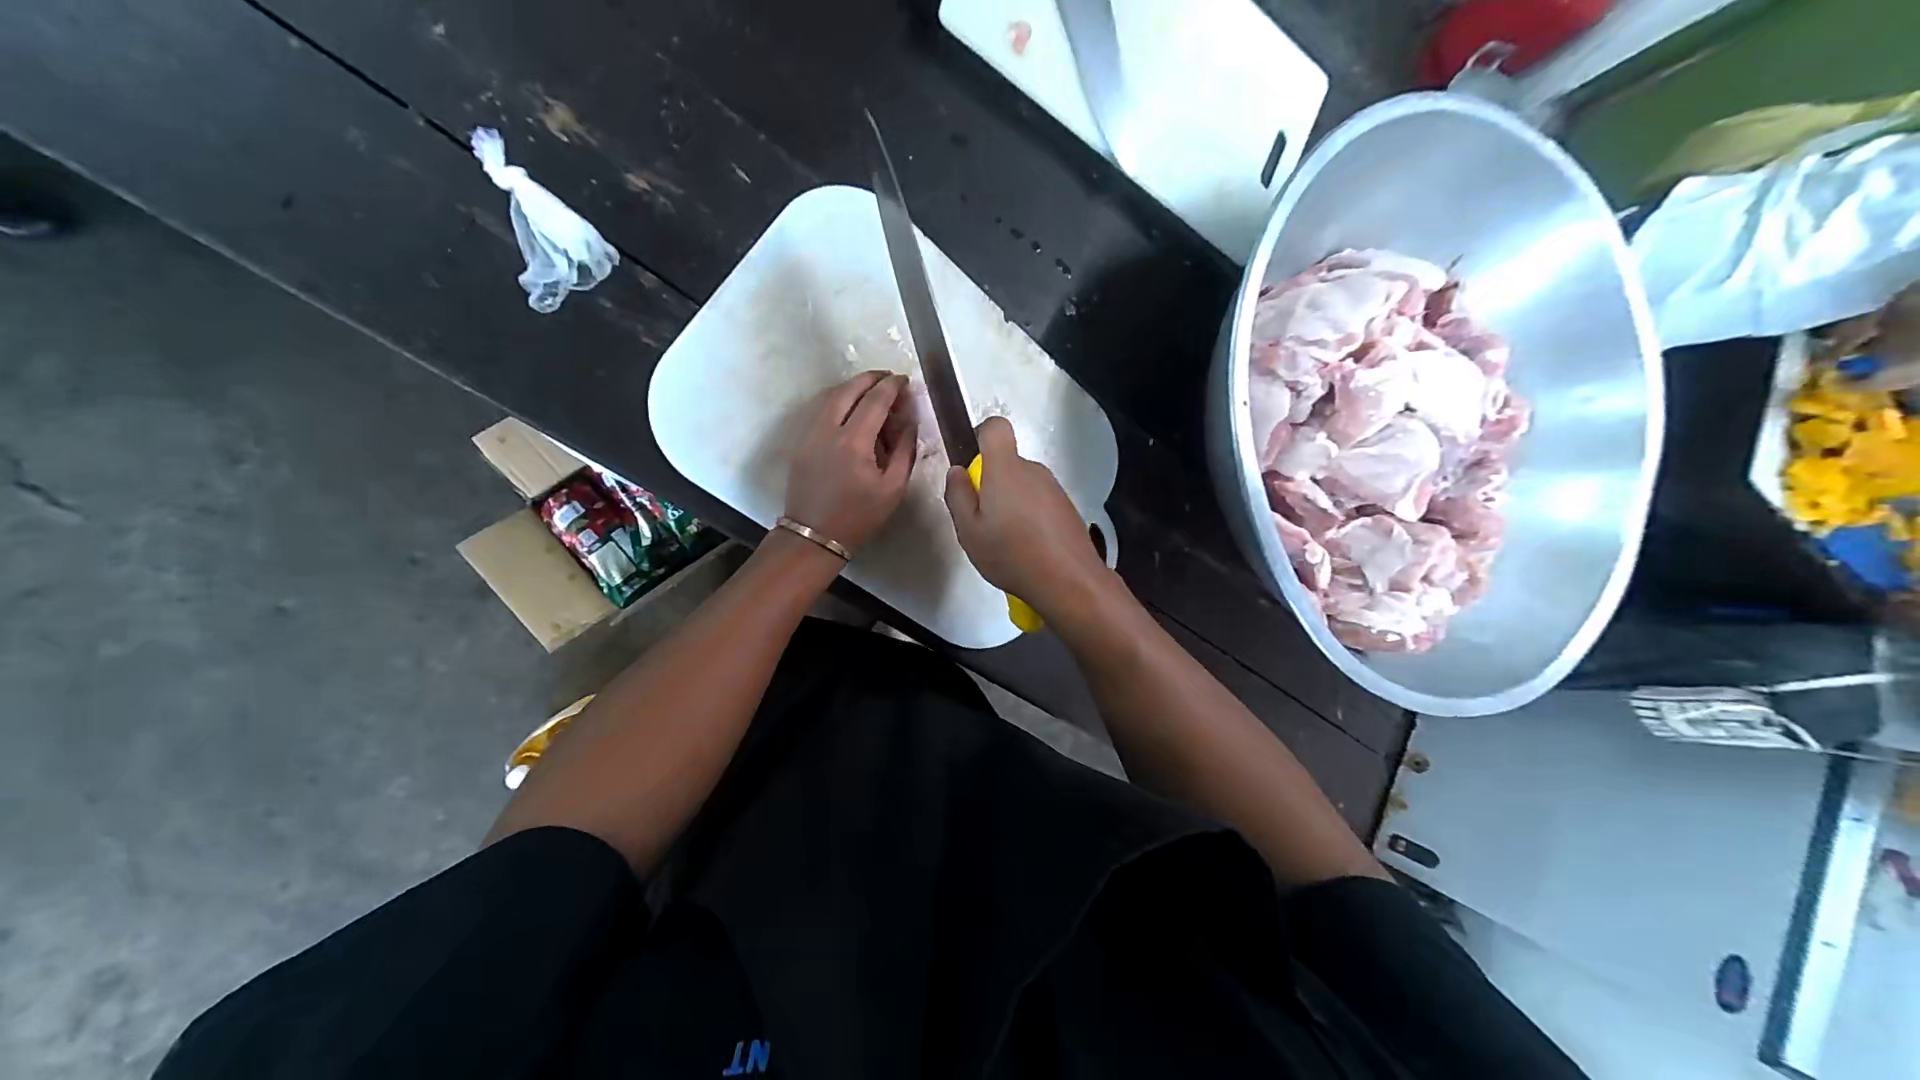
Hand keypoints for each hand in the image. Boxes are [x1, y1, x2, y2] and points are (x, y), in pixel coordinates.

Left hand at [785, 371, 918, 552]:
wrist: (814, 536)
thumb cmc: (859, 516)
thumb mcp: (892, 488)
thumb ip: (905, 450)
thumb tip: (909, 422)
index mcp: (854, 441)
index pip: (875, 400)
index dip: (892, 386)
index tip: (904, 381)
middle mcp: (828, 429)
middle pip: (849, 389)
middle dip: (871, 379)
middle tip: (888, 379)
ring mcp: (809, 433)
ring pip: (830, 396)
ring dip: (853, 388)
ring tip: (871, 390)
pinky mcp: (800, 441)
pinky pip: (820, 410)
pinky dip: (838, 401)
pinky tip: (850, 409)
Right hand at [944, 416, 1107, 616]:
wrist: (1069, 581)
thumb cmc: (1011, 554)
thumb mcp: (969, 531)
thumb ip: (958, 496)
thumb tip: (957, 472)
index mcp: (1006, 468)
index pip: (996, 427)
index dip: (981, 436)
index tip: (972, 465)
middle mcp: (1033, 470)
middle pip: (1007, 463)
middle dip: (992, 485)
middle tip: (983, 522)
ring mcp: (1054, 488)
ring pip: (1023, 485)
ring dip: (1011, 505)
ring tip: (1005, 542)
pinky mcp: (1067, 507)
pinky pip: (1039, 503)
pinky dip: (1030, 518)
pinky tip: (1026, 549)